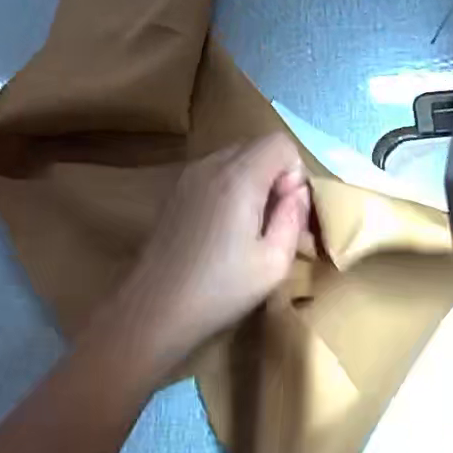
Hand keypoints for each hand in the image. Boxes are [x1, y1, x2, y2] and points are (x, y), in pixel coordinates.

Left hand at [95, 134, 311, 373]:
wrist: (155, 309)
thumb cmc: (221, 290)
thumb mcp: (274, 263)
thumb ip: (293, 217)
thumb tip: (297, 192)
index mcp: (239, 178)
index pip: (281, 144)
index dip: (294, 174)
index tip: (287, 212)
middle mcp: (211, 165)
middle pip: (257, 146)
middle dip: (275, 177)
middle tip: (272, 223)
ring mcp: (188, 176)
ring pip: (235, 159)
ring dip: (252, 184)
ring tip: (248, 229)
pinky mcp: (174, 192)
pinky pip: (214, 174)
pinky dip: (230, 190)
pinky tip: (223, 232)